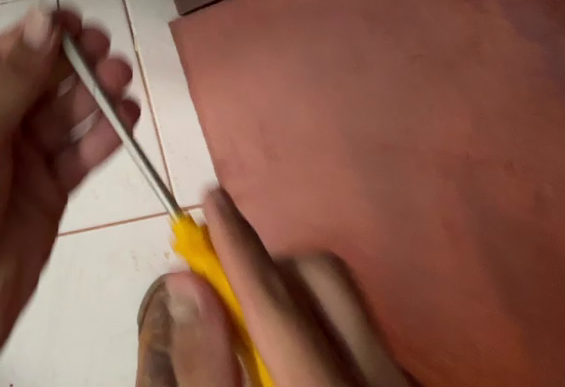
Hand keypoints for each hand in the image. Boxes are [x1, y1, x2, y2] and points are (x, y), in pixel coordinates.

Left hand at [0, 6, 140, 386]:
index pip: (5, 55)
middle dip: (74, 63)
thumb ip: (15, 78)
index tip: (76, 19)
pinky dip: (104, 135)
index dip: (39, 34)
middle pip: (41, 81)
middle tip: (107, 49)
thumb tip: (44, 18)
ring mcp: (23, 156)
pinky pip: (80, 152)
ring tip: (122, 77)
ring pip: (66, 113)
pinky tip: (127, 118)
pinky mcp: (51, 188)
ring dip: (94, 94)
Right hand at [165, 189, 409, 386]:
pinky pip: (365, 338)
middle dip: (272, 269)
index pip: (274, 301)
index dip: (236, 244)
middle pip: (324, 280)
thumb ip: (206, 368)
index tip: (210, 196)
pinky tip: (302, 371)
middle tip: (232, 292)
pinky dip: (324, 334)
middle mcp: (378, 383)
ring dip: (297, 302)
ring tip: (265, 345)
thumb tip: (186, 286)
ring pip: (348, 306)